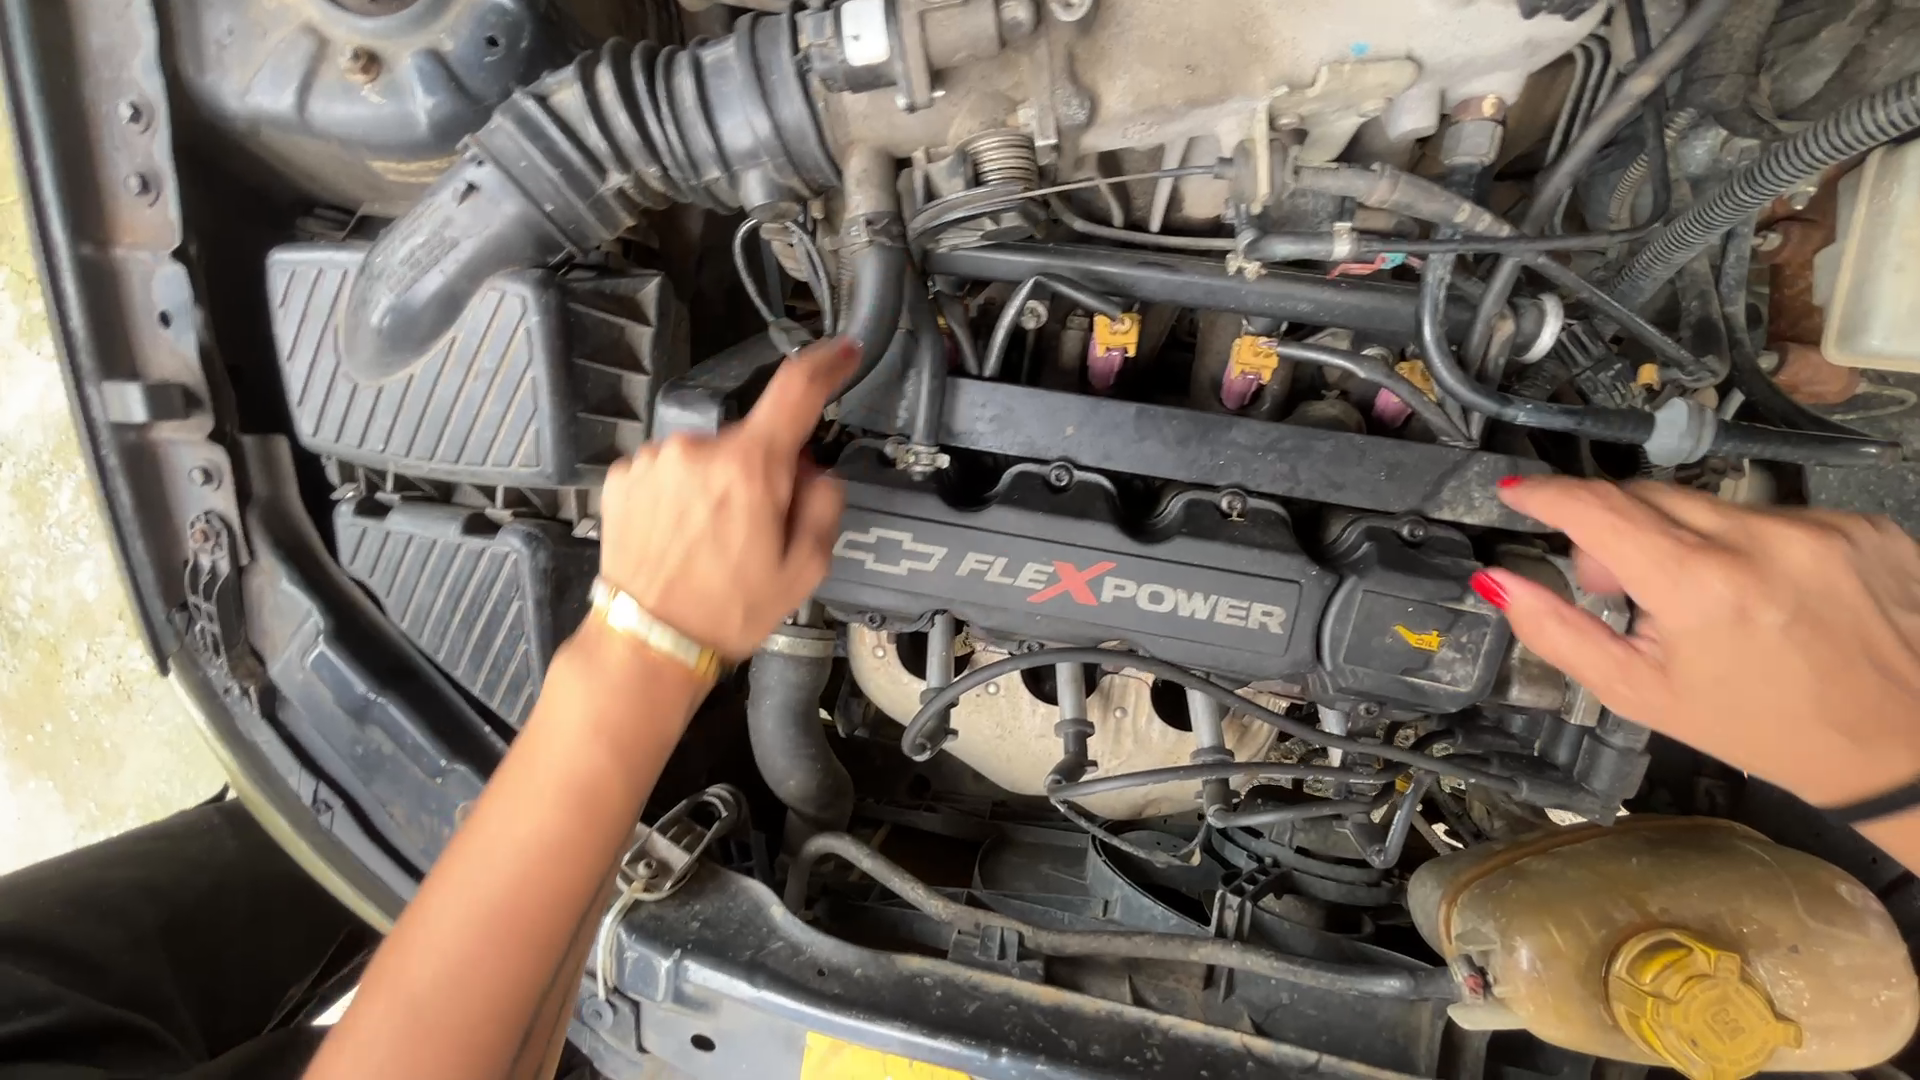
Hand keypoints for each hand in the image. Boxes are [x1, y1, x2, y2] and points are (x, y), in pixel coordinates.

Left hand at [597, 338, 856, 659]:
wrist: (649, 640)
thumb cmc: (725, 610)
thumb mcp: (805, 568)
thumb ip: (824, 504)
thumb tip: (815, 472)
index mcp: (750, 469)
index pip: (795, 390)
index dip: (826, 365)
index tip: (841, 353)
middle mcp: (698, 451)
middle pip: (753, 439)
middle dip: (766, 472)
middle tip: (762, 526)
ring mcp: (656, 462)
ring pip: (712, 456)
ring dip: (723, 485)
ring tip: (716, 541)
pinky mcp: (626, 476)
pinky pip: (675, 469)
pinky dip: (687, 493)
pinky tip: (686, 535)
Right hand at [1473, 476, 1919, 808]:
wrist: (1912, 749)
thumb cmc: (1755, 725)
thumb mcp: (1635, 691)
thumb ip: (1554, 631)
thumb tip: (1495, 580)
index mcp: (1698, 584)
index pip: (1598, 509)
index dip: (1545, 494)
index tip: (1516, 491)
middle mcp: (1763, 539)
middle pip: (1645, 497)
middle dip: (1608, 528)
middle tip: (1610, 583)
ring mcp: (1822, 528)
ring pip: (1703, 504)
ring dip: (1673, 535)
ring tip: (1690, 593)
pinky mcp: (1866, 528)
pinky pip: (1765, 514)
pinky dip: (1736, 541)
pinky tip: (1755, 589)